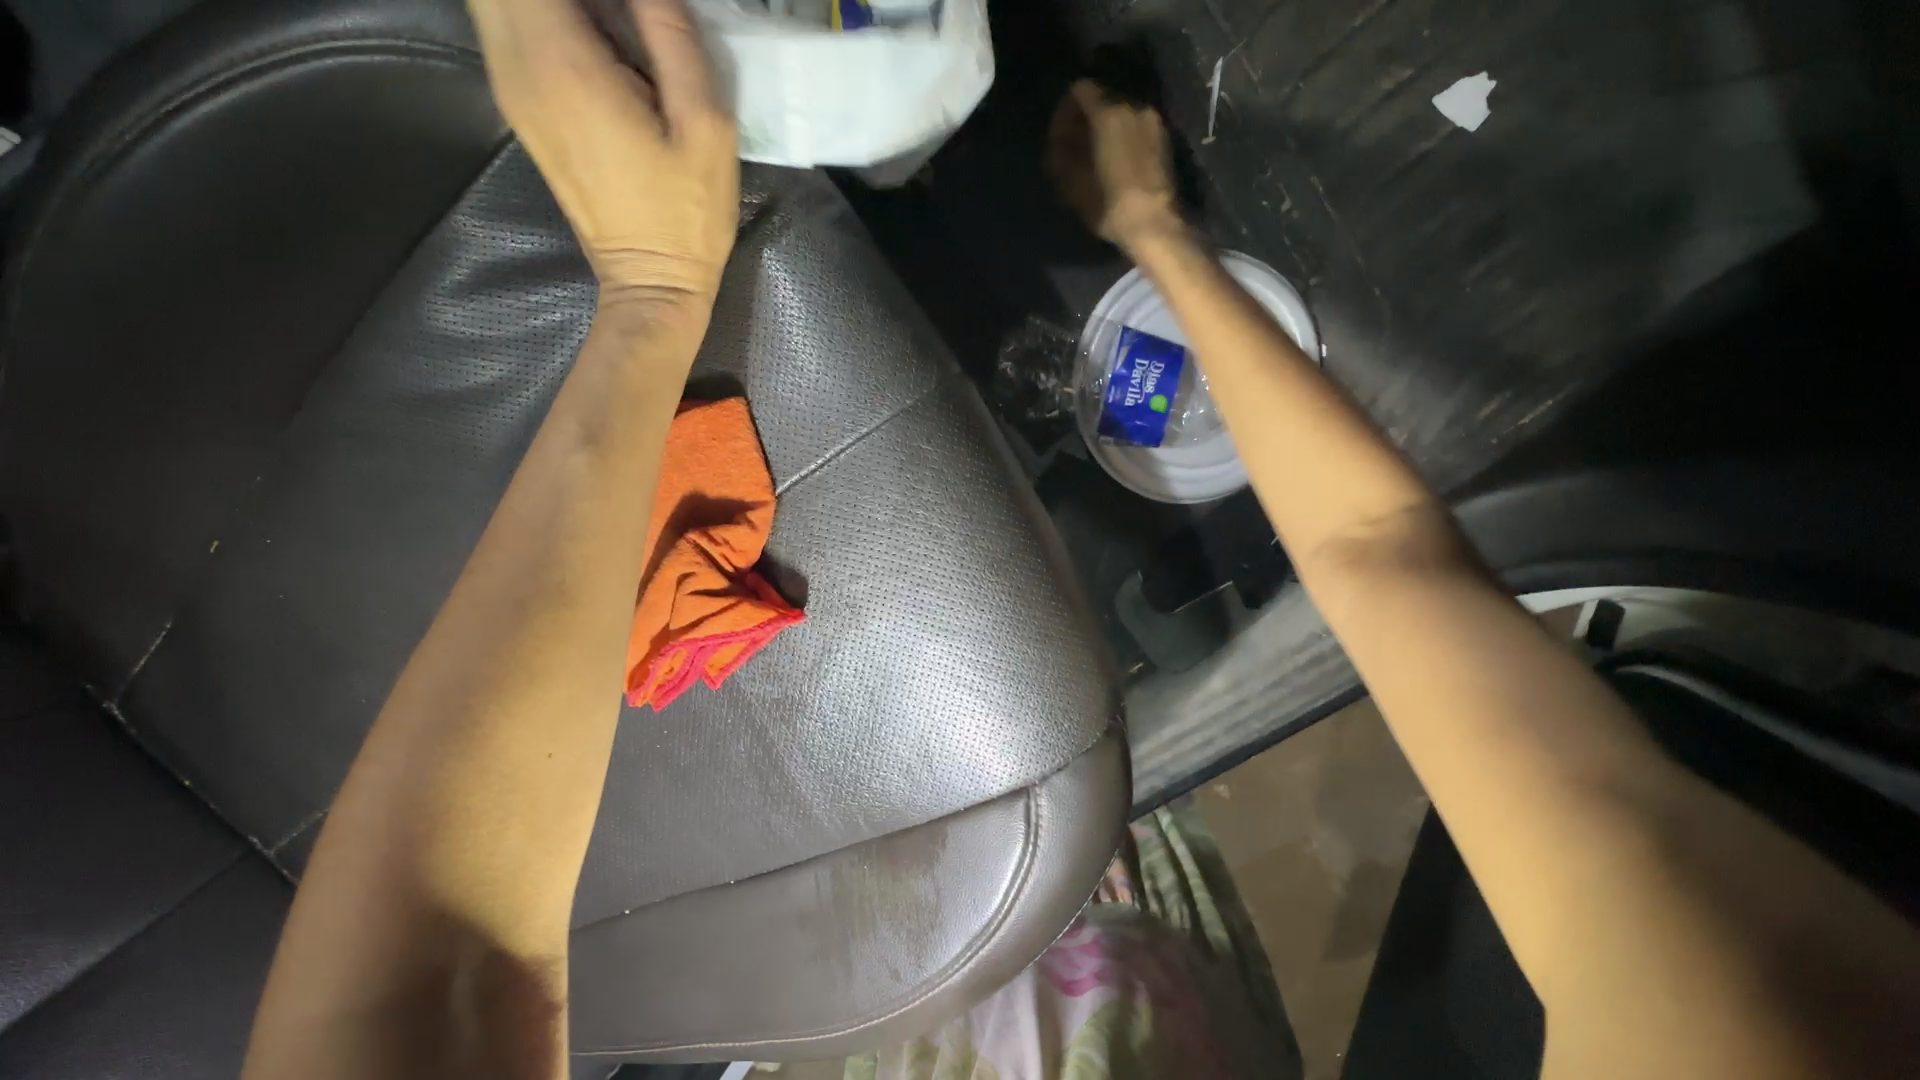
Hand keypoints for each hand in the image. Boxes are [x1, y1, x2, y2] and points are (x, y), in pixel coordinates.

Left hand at [468, 0, 738, 321]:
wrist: (650, 280)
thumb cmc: (687, 213)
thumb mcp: (705, 124)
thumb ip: (672, 35)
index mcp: (564, 63)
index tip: (638, 7)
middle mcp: (518, 65)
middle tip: (625, 16)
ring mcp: (511, 87)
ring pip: (497, 0)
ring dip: (556, 4)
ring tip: (615, 26)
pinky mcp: (519, 104)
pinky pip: (506, 23)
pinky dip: (543, 13)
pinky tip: (598, 35)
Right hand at [1047, 79, 1186, 251]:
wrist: (1155, 225)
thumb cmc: (1108, 204)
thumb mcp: (1071, 181)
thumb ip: (1060, 150)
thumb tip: (1059, 136)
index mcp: (1108, 112)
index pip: (1081, 89)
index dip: (1066, 108)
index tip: (1060, 132)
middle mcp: (1134, 107)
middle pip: (1103, 100)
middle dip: (1087, 119)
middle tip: (1076, 146)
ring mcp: (1153, 122)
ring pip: (1121, 115)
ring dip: (1106, 130)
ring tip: (1097, 157)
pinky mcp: (1165, 139)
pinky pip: (1136, 128)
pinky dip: (1123, 138)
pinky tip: (1117, 163)